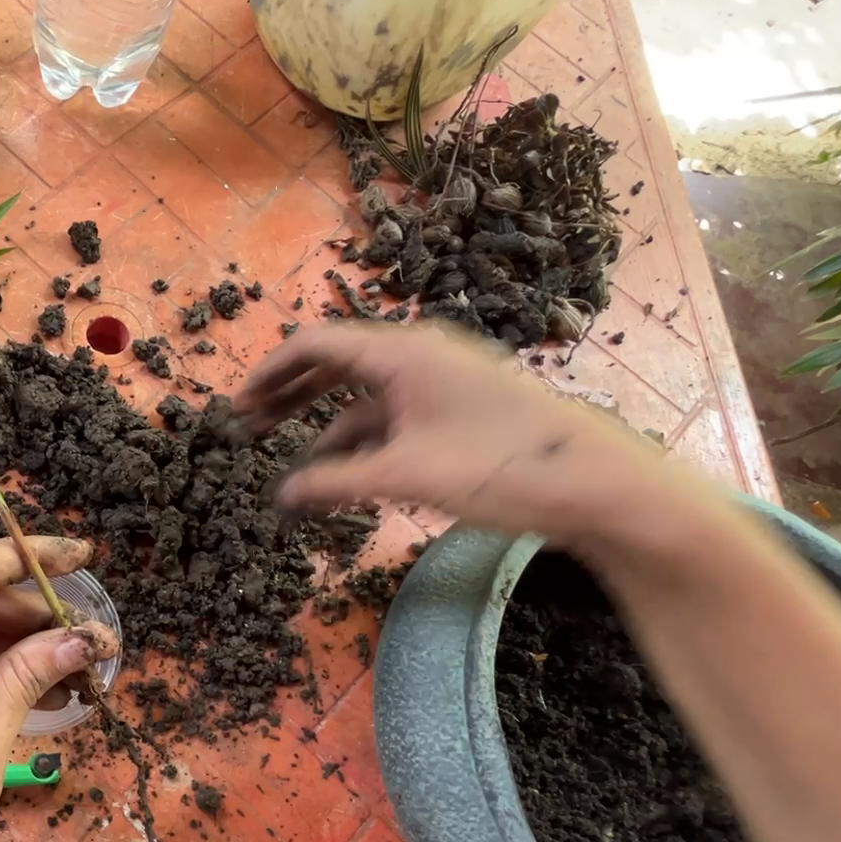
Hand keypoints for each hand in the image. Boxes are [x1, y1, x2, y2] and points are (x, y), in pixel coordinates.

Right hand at [238, 321, 699, 550]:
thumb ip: (334, 483)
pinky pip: (388, 419)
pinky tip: (338, 475)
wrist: (603, 487)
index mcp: (403, 353)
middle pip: (333, 364)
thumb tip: (278, 497)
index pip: (315, 344)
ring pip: (360, 396)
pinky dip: (356, 442)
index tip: (237, 405)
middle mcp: (417, 357)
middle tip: (248, 426)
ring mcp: (438, 384)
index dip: (269, 372)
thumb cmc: (501, 467)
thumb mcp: (406, 475)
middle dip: (287, 395)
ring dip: (318, 423)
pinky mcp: (454, 411)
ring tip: (284, 457)